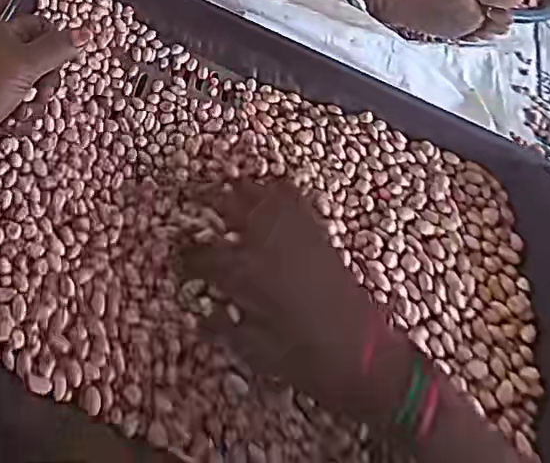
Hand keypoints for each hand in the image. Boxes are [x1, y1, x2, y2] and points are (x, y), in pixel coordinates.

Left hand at [0, 16, 82, 179]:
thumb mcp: (27, 64)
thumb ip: (58, 48)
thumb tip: (86, 32)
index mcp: (8, 35)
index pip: (44, 27)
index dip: (56, 42)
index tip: (60, 58)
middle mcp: (6, 56)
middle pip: (48, 62)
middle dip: (48, 82)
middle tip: (39, 90)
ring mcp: (4, 84)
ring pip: (40, 91)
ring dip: (36, 106)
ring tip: (19, 110)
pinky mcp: (4, 109)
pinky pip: (30, 112)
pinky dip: (24, 120)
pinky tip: (9, 124)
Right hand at [181, 182, 389, 416]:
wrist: (373, 363)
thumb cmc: (311, 362)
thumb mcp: (258, 353)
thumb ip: (224, 327)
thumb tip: (201, 313)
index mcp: (245, 271)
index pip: (202, 254)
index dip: (185, 255)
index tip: (177, 258)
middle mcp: (266, 242)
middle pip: (226, 205)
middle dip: (203, 199)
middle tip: (189, 197)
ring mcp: (293, 232)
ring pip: (257, 192)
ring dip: (237, 188)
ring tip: (224, 186)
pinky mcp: (317, 233)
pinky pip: (292, 197)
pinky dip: (275, 189)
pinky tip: (268, 190)